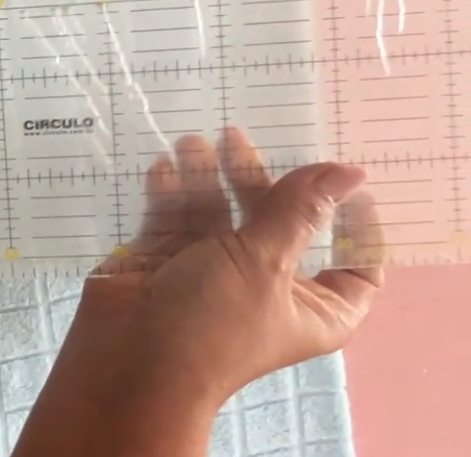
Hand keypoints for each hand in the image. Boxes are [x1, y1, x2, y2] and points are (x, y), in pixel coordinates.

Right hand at [16, 130, 382, 455]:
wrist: (134, 350)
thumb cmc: (215, 318)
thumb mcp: (263, 261)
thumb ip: (296, 210)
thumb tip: (348, 172)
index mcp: (314, 301)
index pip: (353, 260)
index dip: (350, 220)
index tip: (335, 176)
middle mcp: (265, 281)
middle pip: (271, 221)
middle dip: (256, 181)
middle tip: (235, 138)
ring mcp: (208, 266)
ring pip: (216, 212)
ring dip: (206, 177)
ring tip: (192, 142)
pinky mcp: (162, 255)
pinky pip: (171, 216)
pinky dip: (169, 190)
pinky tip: (164, 166)